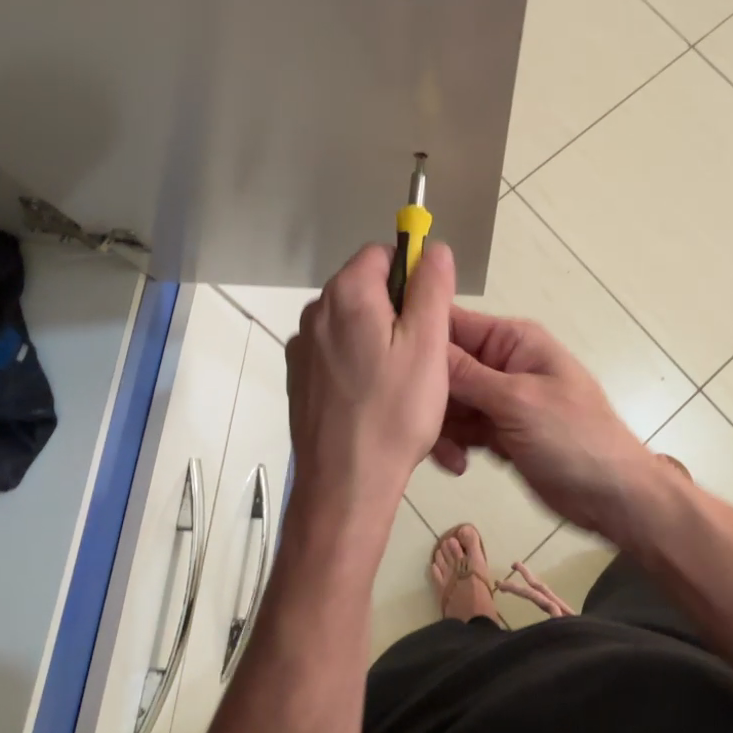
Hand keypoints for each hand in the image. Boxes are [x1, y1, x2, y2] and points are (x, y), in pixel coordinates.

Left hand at [283, 243, 455, 517]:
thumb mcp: (428, 344)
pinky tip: (376, 400)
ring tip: (404, 386)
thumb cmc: (395, 412)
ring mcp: (303, 347)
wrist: (346, 484)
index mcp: (346, 294)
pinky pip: (338, 354)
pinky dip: (360, 365)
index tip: (431, 317)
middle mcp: (316, 311)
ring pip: (354, 324)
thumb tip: (433, 248)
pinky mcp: (299, 378)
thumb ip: (431, 287)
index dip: (413, 276)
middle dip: (399, 312)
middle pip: (368, 289)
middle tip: (425, 357)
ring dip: (381, 341)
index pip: (383, 254)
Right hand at [438, 307, 658, 533]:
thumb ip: (465, 374)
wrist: (610, 495)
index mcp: (512, 340)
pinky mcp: (497, 431)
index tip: (384, 362)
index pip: (452, 323)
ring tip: (450, 456)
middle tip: (420, 426)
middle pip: (443, 367)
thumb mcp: (516, 401)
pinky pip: (461, 429)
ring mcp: (498, 399)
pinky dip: (454, 445)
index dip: (418, 338)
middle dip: (430, 396)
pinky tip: (459, 465)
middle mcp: (501, 362)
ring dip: (442, 427)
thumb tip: (419, 339)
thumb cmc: (572, 437)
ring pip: (448, 402)